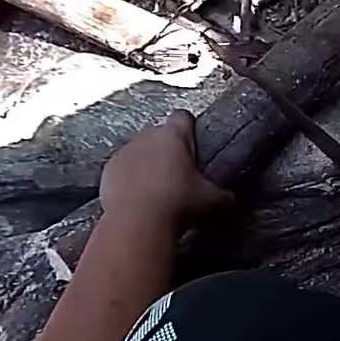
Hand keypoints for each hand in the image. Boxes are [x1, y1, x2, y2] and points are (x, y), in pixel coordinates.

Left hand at [99, 110, 232, 229]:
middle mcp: (147, 136)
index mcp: (173, 135)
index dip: (190, 128)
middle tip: (178, 174)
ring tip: (156, 189)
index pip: (183, 116)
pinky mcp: (108, 170)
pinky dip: (129, 179)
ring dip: (147, 164)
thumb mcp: (213, 201)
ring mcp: (124, 152)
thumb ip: (224, 196)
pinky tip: (137, 198)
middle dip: (168, 149)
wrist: (136, 223)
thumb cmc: (178, 204)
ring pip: (139, 151)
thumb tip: (232, 199)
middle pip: (159, 134)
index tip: (194, 144)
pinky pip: (122, 169)